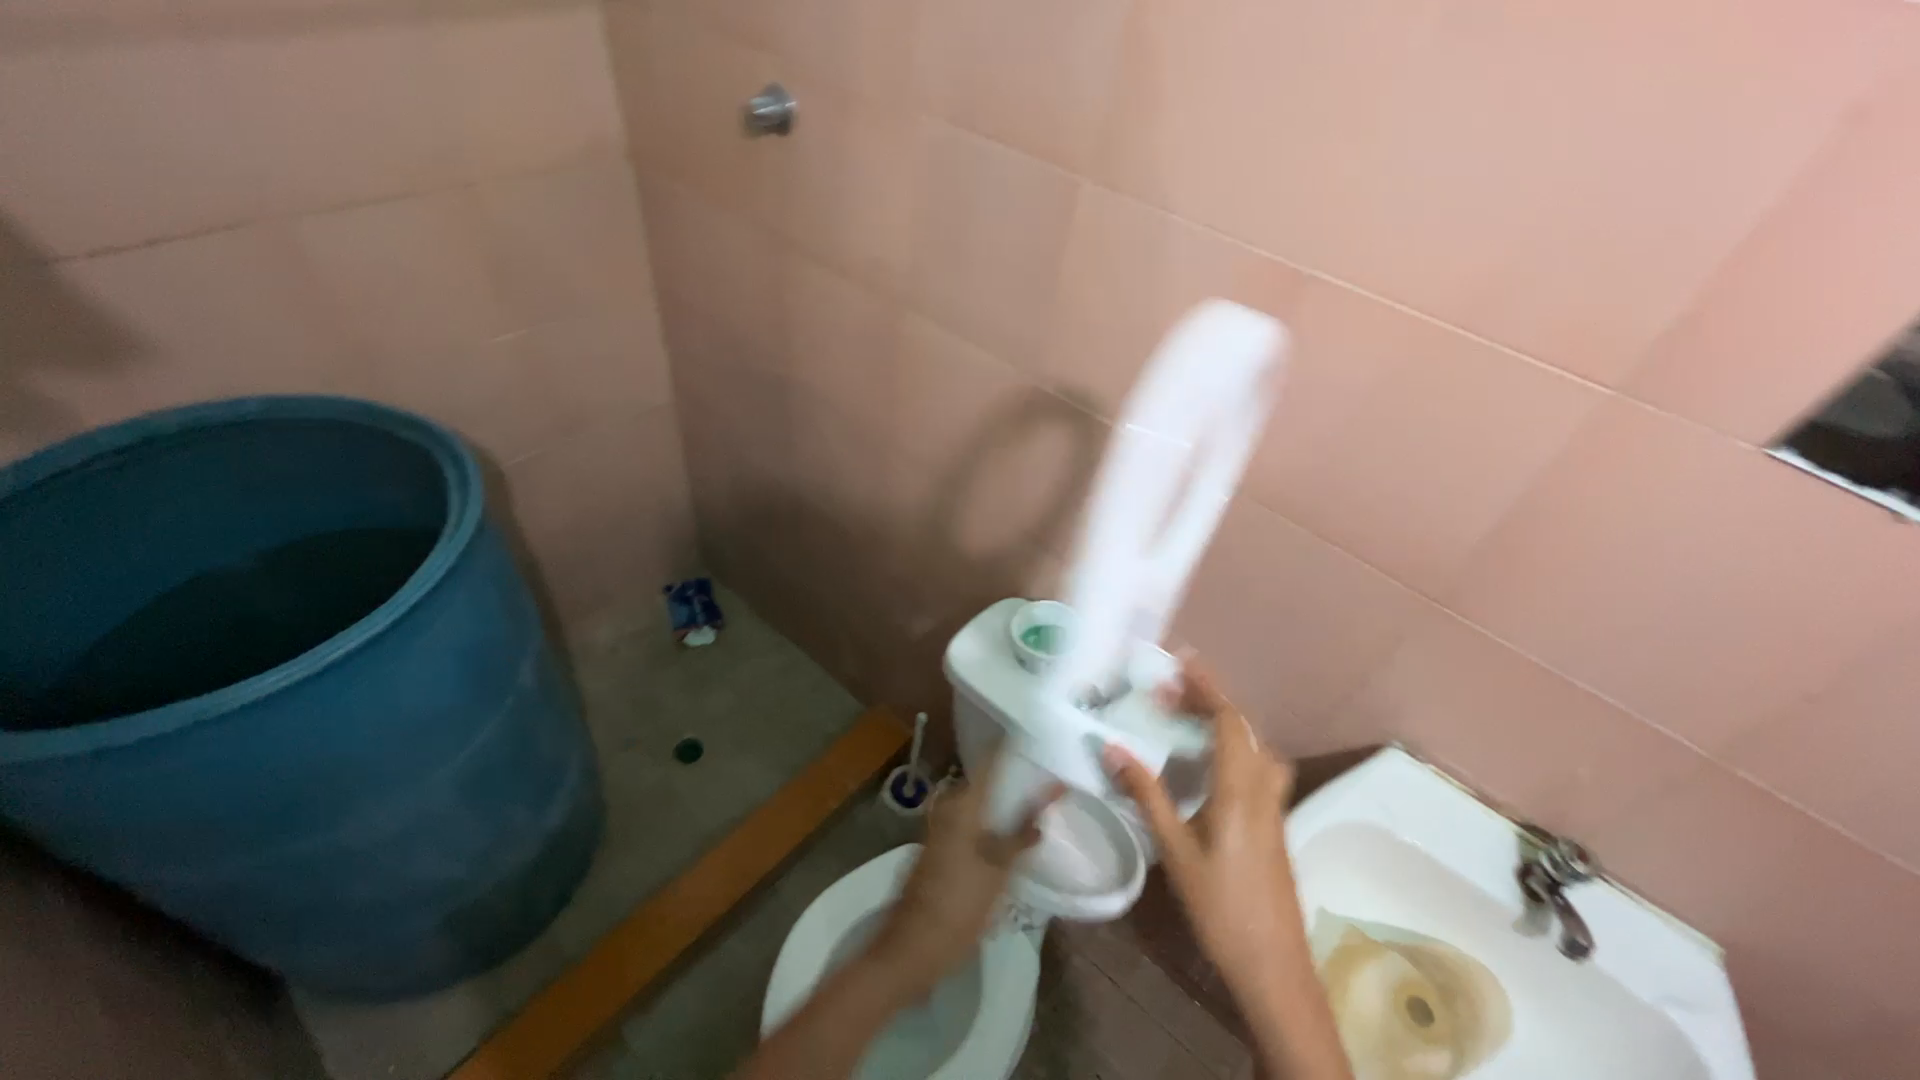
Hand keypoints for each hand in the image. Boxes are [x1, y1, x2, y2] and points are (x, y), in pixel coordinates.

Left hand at [867, 763, 1061, 994]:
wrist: (912, 949)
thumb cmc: (959, 906)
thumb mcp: (1000, 871)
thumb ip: (1024, 832)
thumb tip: (1052, 792)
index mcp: (962, 806)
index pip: (990, 763)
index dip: (1011, 748)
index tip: (1037, 738)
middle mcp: (946, 810)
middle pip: (983, 784)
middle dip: (1011, 780)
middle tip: (1046, 778)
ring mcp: (938, 832)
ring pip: (976, 806)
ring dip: (1001, 805)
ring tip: (1036, 807)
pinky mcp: (937, 852)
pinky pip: (968, 825)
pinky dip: (989, 825)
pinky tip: (1011, 838)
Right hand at [1103, 660, 1302, 1006]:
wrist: (1273, 963)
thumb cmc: (1220, 907)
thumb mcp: (1175, 850)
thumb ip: (1147, 795)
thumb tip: (1114, 747)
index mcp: (1240, 789)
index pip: (1228, 720)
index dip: (1206, 687)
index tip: (1179, 661)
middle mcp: (1263, 789)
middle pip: (1242, 727)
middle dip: (1207, 700)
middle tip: (1167, 690)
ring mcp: (1274, 807)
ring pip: (1253, 746)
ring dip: (1222, 722)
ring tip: (1185, 717)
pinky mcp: (1273, 823)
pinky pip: (1254, 766)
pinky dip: (1230, 746)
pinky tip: (1205, 763)